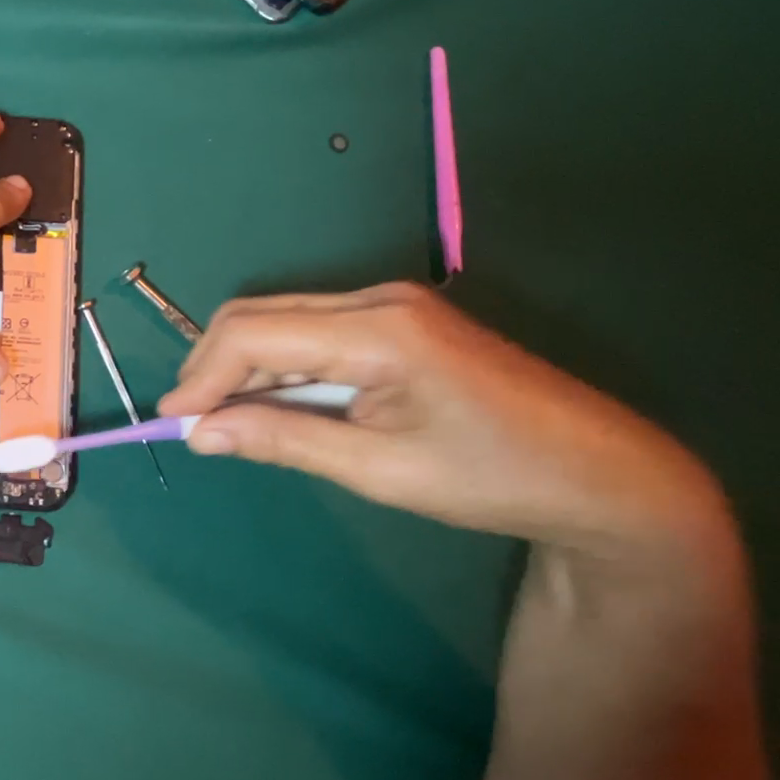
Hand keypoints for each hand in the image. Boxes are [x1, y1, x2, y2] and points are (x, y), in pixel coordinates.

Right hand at [157, 283, 729, 553]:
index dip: (201, 376)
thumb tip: (199, 433)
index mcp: (378, 332)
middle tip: (196, 424)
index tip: (174, 422)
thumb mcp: (376, 470)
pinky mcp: (397, 320)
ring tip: (232, 423)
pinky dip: (278, 367)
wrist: (604, 476)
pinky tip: (279, 406)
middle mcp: (378, 301)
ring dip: (243, 368)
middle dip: (212, 367)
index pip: (253, 334)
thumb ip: (281, 441)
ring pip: (279, 321)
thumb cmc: (490, 478)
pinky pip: (310, 331)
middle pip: (257, 316)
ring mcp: (390, 305)